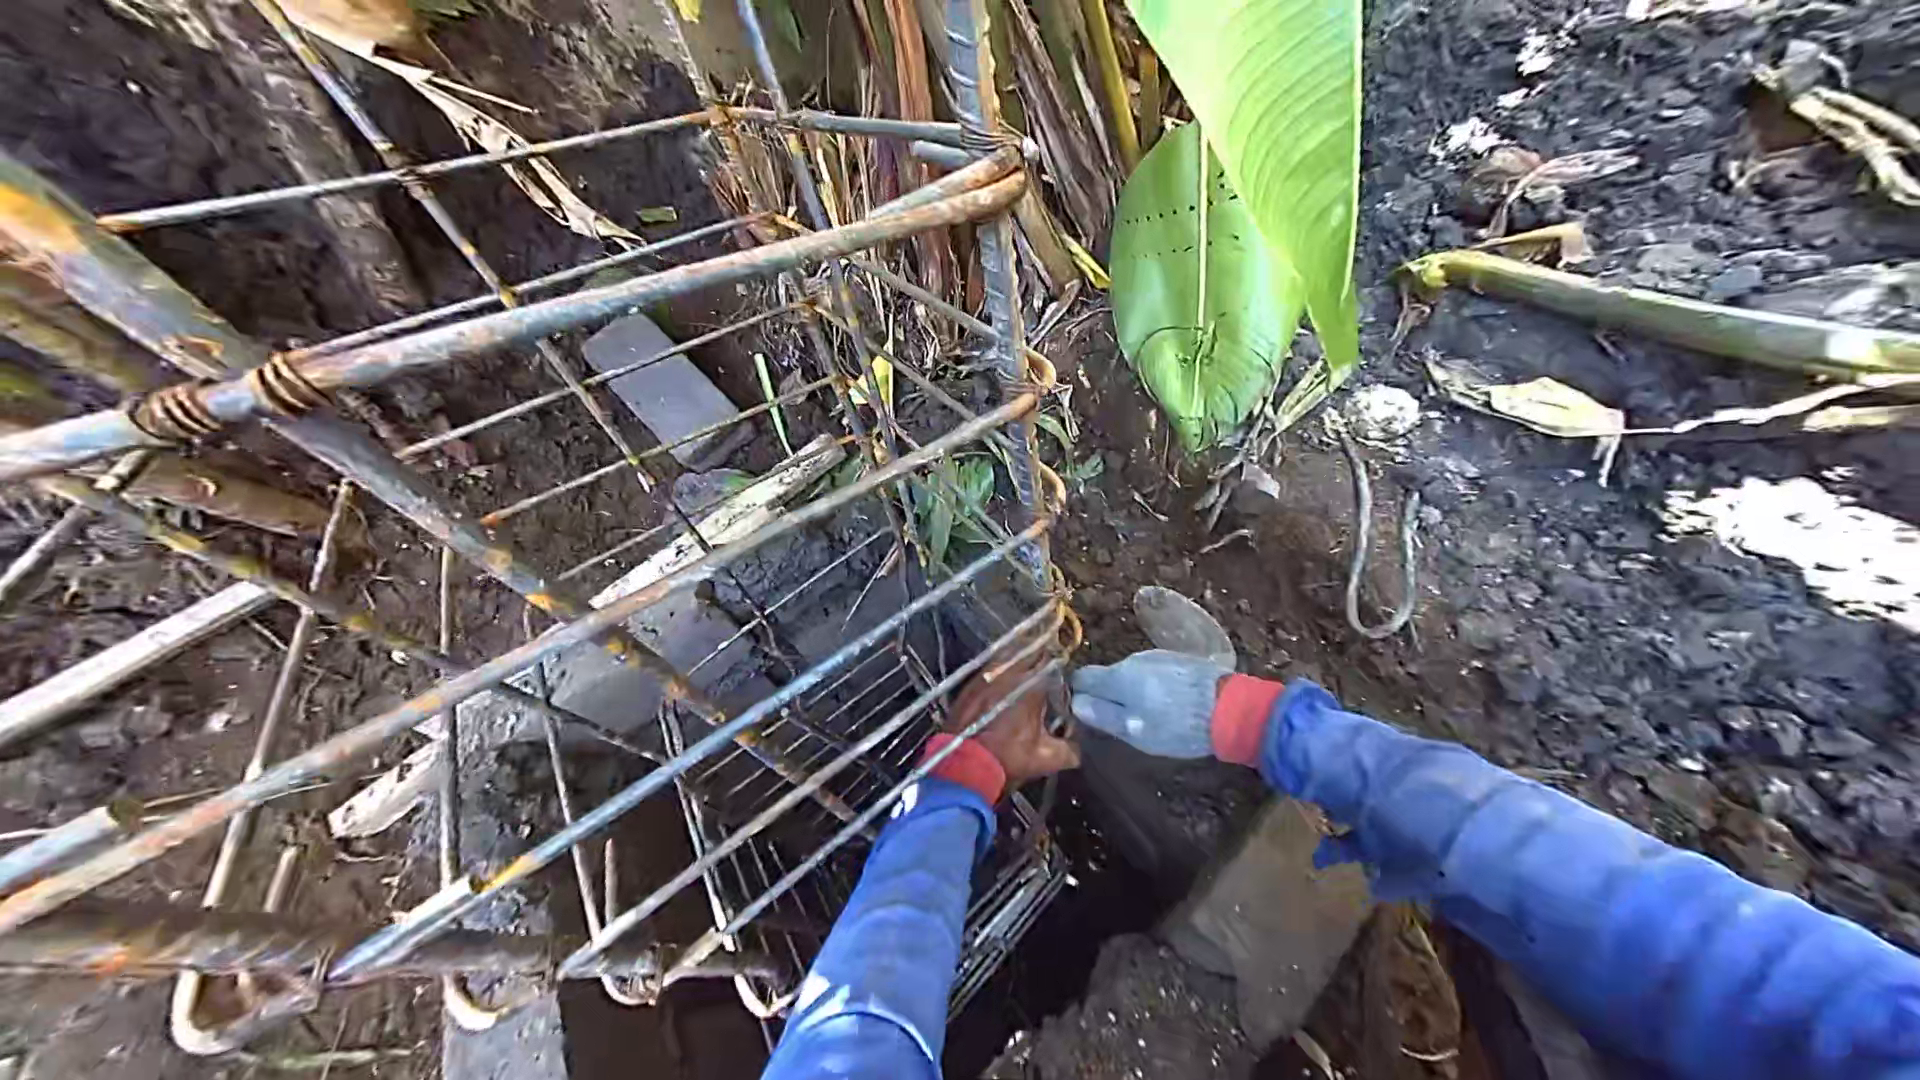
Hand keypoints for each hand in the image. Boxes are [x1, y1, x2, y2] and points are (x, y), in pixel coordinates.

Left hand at [944, 649, 1079, 787]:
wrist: (962, 763)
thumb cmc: (1007, 758)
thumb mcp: (1046, 758)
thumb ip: (1071, 750)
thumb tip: (1080, 746)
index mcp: (1033, 685)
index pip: (1053, 662)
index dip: (1059, 665)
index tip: (1063, 674)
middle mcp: (1011, 672)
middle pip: (1031, 653)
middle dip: (1041, 658)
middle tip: (1048, 668)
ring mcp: (988, 674)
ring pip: (1010, 655)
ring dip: (1021, 658)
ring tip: (1028, 668)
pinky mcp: (972, 681)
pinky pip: (992, 665)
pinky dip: (1002, 666)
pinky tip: (1006, 677)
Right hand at [1068, 650, 1233, 758]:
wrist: (1232, 708)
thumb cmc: (1177, 726)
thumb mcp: (1135, 731)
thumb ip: (1103, 716)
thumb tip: (1075, 703)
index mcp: (1118, 677)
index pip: (1082, 677)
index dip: (1078, 692)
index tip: (1085, 710)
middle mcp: (1133, 660)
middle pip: (1109, 675)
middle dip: (1109, 695)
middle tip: (1122, 721)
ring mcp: (1158, 656)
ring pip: (1133, 673)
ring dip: (1134, 691)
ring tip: (1151, 716)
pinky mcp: (1179, 659)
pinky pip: (1154, 672)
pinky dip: (1154, 687)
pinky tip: (1170, 704)